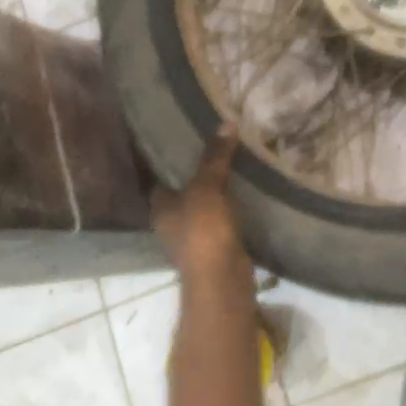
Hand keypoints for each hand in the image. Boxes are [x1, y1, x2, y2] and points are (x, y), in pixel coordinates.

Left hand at [154, 126, 252, 286]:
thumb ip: (215, 158)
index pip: (158, 176)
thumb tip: (226, 123)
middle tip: (216, 143)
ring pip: (203, 204)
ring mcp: (194, 236)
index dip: (168, 156)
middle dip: (196, 170)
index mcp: (159, 207)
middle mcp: (171, 222)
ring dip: (216, 188)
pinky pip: (222, 218)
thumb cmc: (203, 234)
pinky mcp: (216, 246)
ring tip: (235, 161)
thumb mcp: (207, 190)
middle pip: (182, 189)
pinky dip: (231, 206)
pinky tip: (247, 191)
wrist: (223, 282)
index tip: (184, 134)